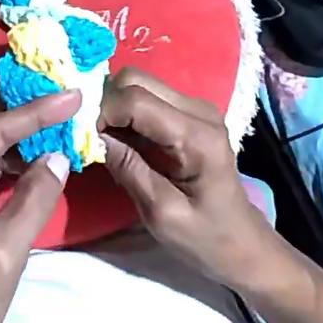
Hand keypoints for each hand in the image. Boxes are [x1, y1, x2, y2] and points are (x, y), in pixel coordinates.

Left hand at [0, 83, 77, 322]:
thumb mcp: (4, 254)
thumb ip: (34, 198)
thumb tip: (60, 155)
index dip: (34, 111)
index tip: (73, 95)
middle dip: (14, 99)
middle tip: (58, 100)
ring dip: (17, 124)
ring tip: (60, 121)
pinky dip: (13, 150)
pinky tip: (43, 152)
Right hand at [100, 68, 294, 294]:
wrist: (242, 243)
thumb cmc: (205, 238)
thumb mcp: (161, 213)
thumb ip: (127, 169)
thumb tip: (89, 135)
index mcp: (197, 135)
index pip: (136, 100)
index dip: (101, 112)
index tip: (81, 138)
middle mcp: (198, 109)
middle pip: (135, 79)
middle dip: (104, 103)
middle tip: (88, 137)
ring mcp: (194, 107)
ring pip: (137, 83)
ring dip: (112, 105)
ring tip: (100, 139)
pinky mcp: (187, 112)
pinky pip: (145, 96)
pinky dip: (123, 111)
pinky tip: (117, 139)